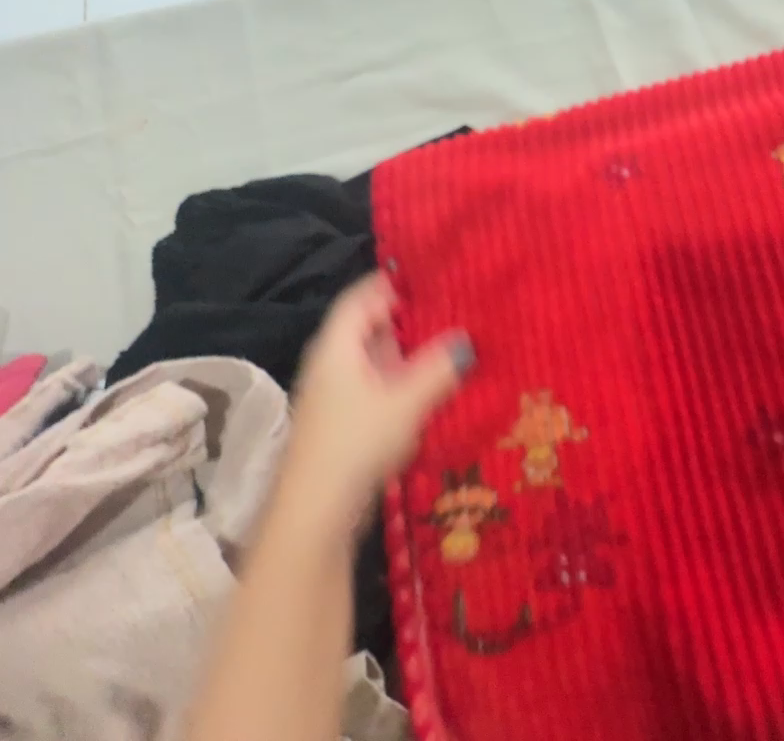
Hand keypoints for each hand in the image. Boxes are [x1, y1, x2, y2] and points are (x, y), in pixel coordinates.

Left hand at [281, 274, 471, 520]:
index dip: (395, 281)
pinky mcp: (348, 422)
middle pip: (372, 326)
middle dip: (412, 316)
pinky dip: (408, 378)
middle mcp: (334, 364)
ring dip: (413, 350)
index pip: (364, 296)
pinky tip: (438, 386)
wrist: (315, 512)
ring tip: (457, 340)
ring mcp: (339, 394)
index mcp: (338, 347)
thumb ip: (439, 367)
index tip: (436, 271)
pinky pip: (382, 384)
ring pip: (379, 359)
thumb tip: (467, 339)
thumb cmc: (356, 443)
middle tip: (457, 304)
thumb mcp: (407, 401)